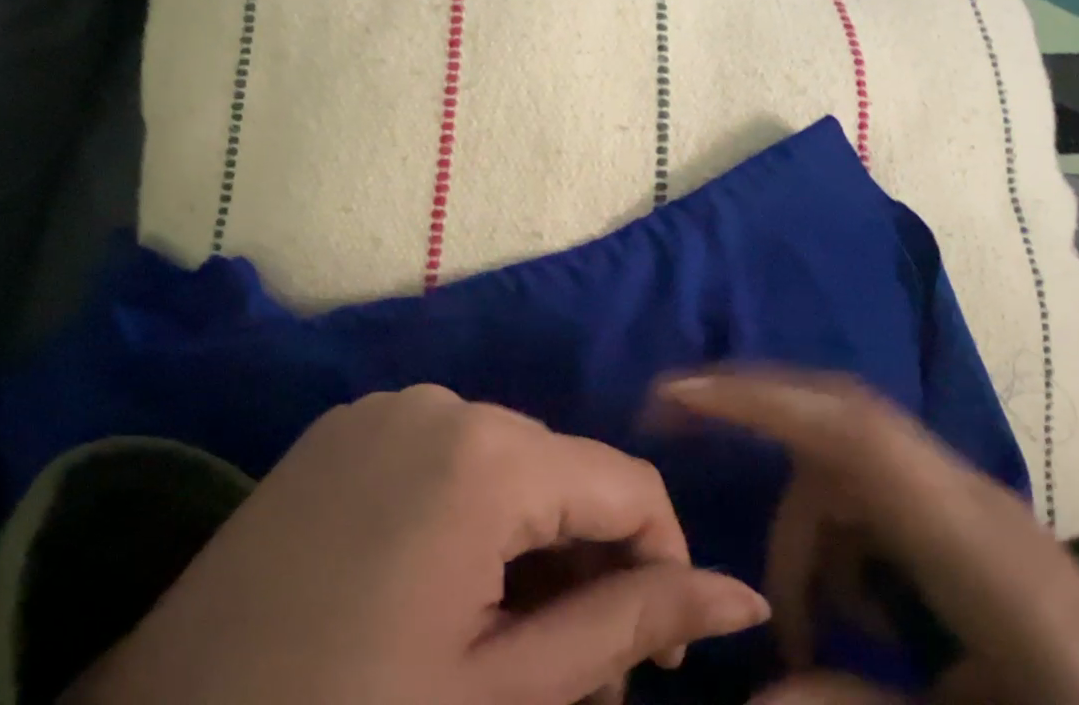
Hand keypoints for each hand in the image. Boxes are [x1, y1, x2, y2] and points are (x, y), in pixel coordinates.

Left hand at [64, 385, 770, 704]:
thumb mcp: (508, 694)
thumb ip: (629, 625)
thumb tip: (740, 595)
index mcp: (487, 451)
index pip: (629, 485)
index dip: (663, 567)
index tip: (654, 659)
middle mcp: (437, 402)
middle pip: (563, 472)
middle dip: (589, 566)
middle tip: (576, 676)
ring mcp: (378, 411)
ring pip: (505, 466)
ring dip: (531, 548)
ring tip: (507, 643)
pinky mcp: (338, 434)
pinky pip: (441, 460)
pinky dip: (470, 520)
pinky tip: (443, 594)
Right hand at [657, 371, 1078, 704]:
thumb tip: (755, 693)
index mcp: (972, 541)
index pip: (849, 432)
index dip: (756, 399)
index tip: (672, 392)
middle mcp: (967, 502)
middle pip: (833, 435)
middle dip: (753, 437)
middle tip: (679, 454)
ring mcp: (974, 514)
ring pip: (850, 475)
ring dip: (803, 538)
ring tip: (799, 635)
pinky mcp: (978, 537)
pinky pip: (879, 509)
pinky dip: (842, 553)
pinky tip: (858, 627)